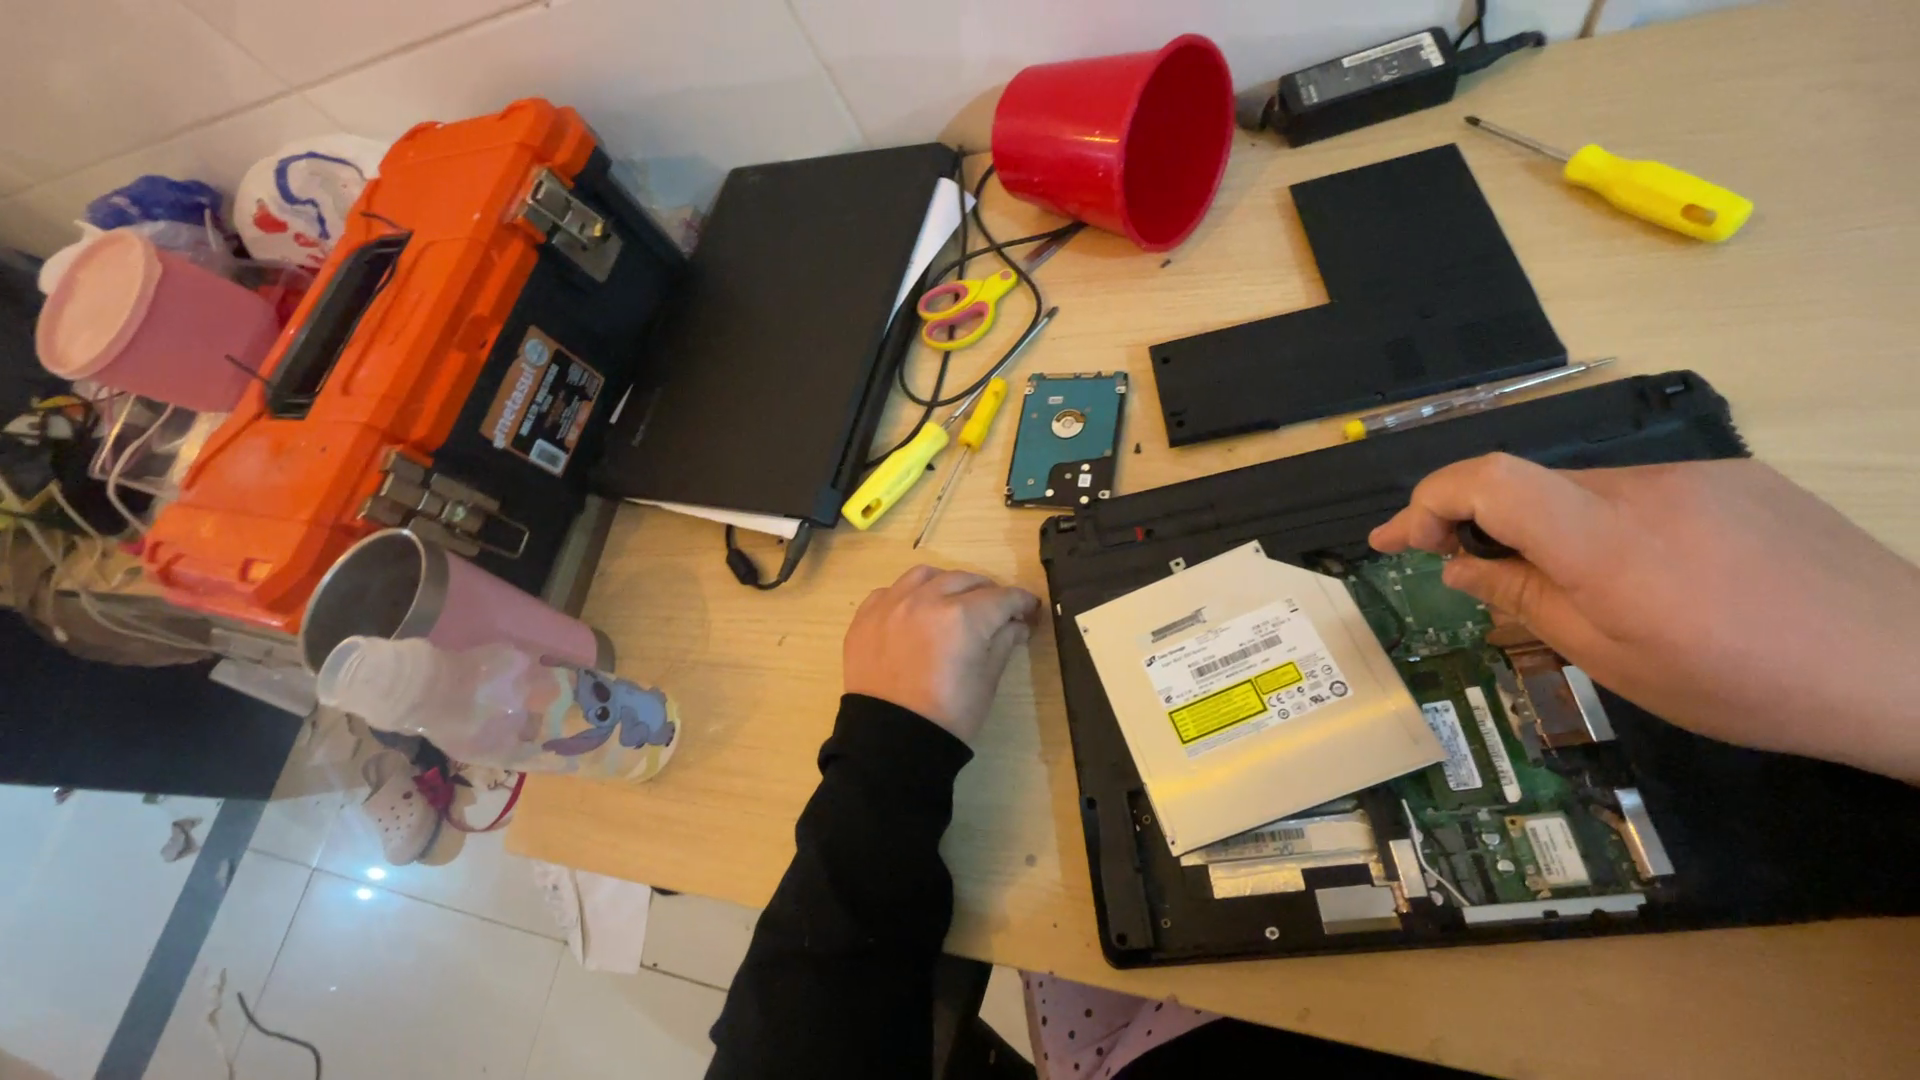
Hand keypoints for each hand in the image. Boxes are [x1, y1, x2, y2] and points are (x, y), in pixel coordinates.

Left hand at [844, 566, 1041, 742]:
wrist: (891, 741)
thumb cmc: (949, 715)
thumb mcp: (986, 680)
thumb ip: (1003, 642)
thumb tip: (1017, 625)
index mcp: (963, 617)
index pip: (1002, 598)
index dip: (1022, 603)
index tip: (1029, 610)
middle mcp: (926, 600)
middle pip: (965, 580)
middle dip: (987, 591)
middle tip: (997, 610)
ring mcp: (892, 605)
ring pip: (925, 576)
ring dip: (946, 584)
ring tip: (953, 601)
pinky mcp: (866, 617)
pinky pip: (890, 591)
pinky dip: (908, 595)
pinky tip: (915, 613)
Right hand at [1370, 454, 1919, 781]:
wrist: (1915, 669)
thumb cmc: (1746, 683)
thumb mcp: (1611, 658)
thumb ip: (1524, 599)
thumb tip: (1460, 566)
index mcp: (1605, 542)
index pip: (1487, 481)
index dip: (1427, 501)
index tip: (1399, 541)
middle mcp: (1643, 488)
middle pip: (1527, 486)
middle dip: (1478, 524)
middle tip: (1467, 573)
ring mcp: (1696, 476)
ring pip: (1582, 492)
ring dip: (1547, 528)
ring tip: (1577, 588)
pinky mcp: (1737, 479)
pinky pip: (1639, 494)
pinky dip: (1606, 525)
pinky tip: (1652, 575)